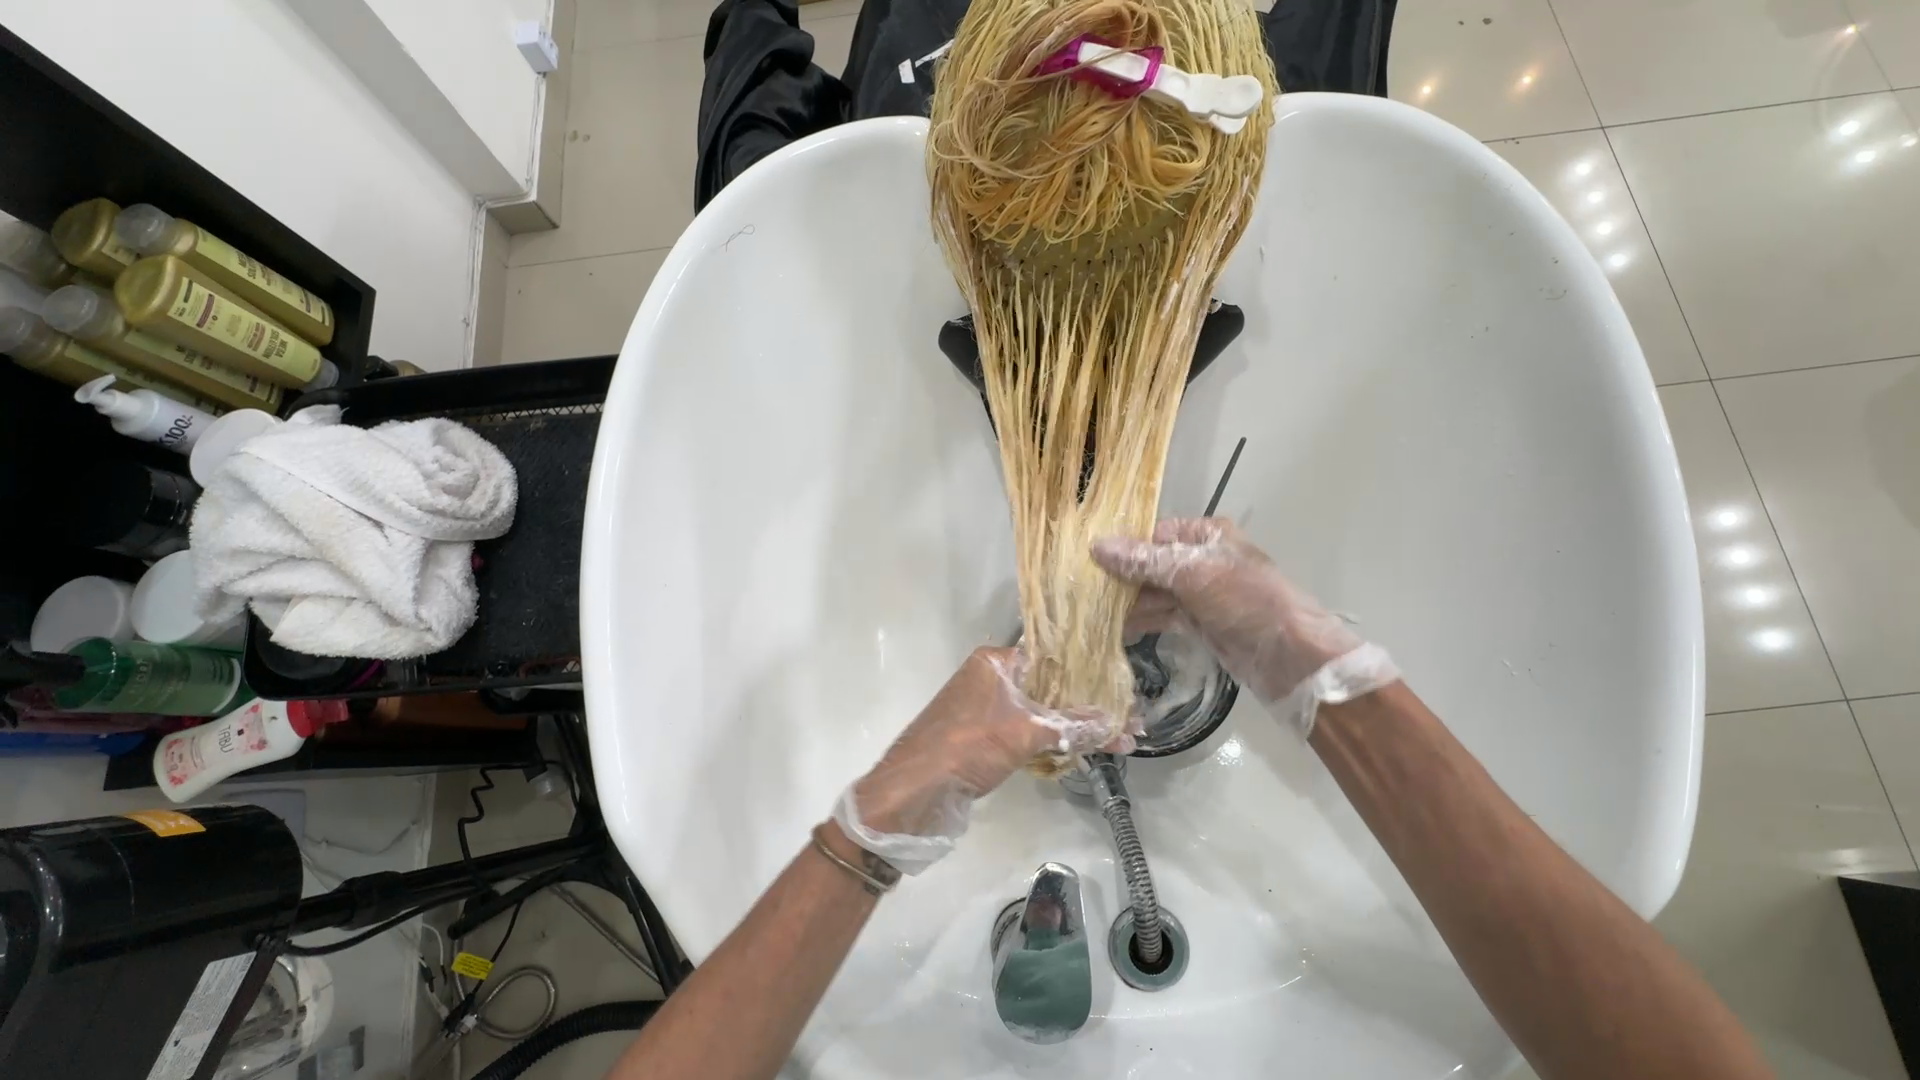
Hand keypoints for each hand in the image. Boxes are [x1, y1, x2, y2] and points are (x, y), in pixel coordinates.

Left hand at [832, 646, 1125, 874]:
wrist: (912, 794)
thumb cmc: (965, 748)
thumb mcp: (1023, 733)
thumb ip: (1072, 725)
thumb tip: (1119, 724)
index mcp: (995, 662)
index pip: (1053, 655)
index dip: (1091, 671)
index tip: (1125, 686)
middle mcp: (992, 679)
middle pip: (1052, 685)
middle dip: (1092, 705)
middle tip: (1132, 721)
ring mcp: (990, 711)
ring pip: (1044, 712)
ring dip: (1079, 727)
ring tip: (1123, 741)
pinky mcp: (988, 740)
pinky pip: (1031, 734)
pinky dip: (1057, 742)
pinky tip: (1090, 751)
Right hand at [1091, 517, 1399, 734]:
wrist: (1292, 657)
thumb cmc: (1247, 602)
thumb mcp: (1194, 575)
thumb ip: (1145, 561)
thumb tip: (1097, 546)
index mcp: (1205, 535)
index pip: (1152, 533)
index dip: (1121, 547)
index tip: (1084, 560)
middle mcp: (1201, 559)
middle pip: (1149, 563)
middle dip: (1119, 577)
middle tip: (1080, 590)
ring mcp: (1200, 593)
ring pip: (1152, 592)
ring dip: (1126, 603)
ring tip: (1089, 613)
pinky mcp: (1200, 622)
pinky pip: (1161, 615)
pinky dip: (1141, 621)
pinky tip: (1114, 629)